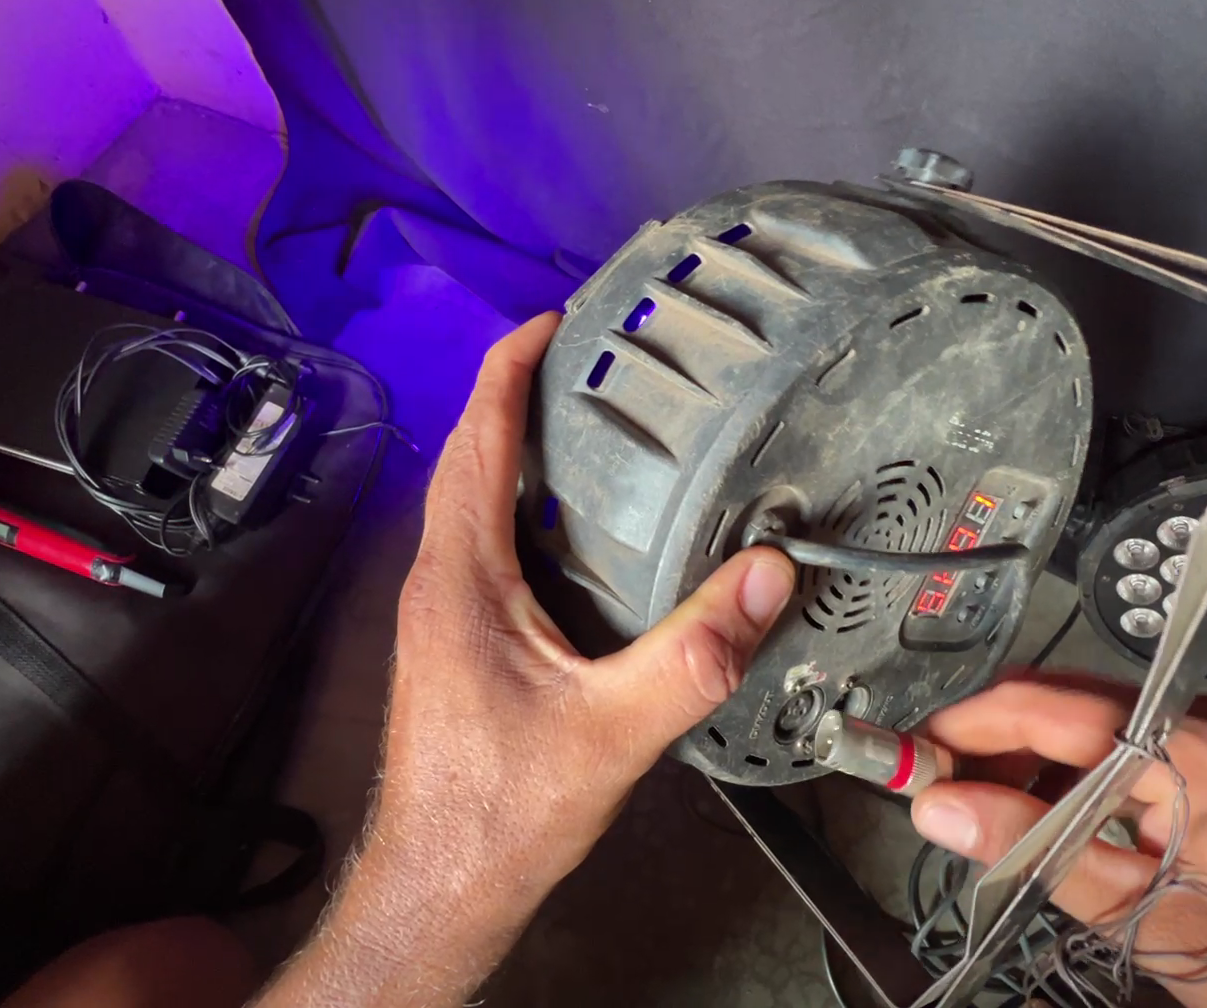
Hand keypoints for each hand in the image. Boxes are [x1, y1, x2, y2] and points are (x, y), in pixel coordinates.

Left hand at [257, 314, 795, 1007]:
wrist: (438, 888)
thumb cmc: (502, 812)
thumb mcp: (611, 732)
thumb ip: (693, 655)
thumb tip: (768, 576)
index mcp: (460, 574)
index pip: (476, 440)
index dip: (508, 368)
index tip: (555, 319)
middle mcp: (440, 577)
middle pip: (472, 455)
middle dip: (520, 394)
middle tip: (595, 361)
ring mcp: (445, 607)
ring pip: (478, 498)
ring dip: (521, 448)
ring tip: (594, 422)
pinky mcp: (460, 636)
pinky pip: (491, 541)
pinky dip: (529, 505)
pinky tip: (585, 525)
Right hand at [909, 676, 1206, 1007]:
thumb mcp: (1152, 920)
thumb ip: (1034, 852)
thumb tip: (937, 809)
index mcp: (1196, 746)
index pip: (1049, 708)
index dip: (968, 727)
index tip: (913, 755)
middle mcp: (1205, 721)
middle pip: (1063, 709)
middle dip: (992, 748)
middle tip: (940, 793)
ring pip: (1087, 730)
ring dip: (1029, 769)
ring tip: (984, 816)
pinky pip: (1123, 754)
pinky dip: (1074, 784)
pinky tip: (1048, 824)